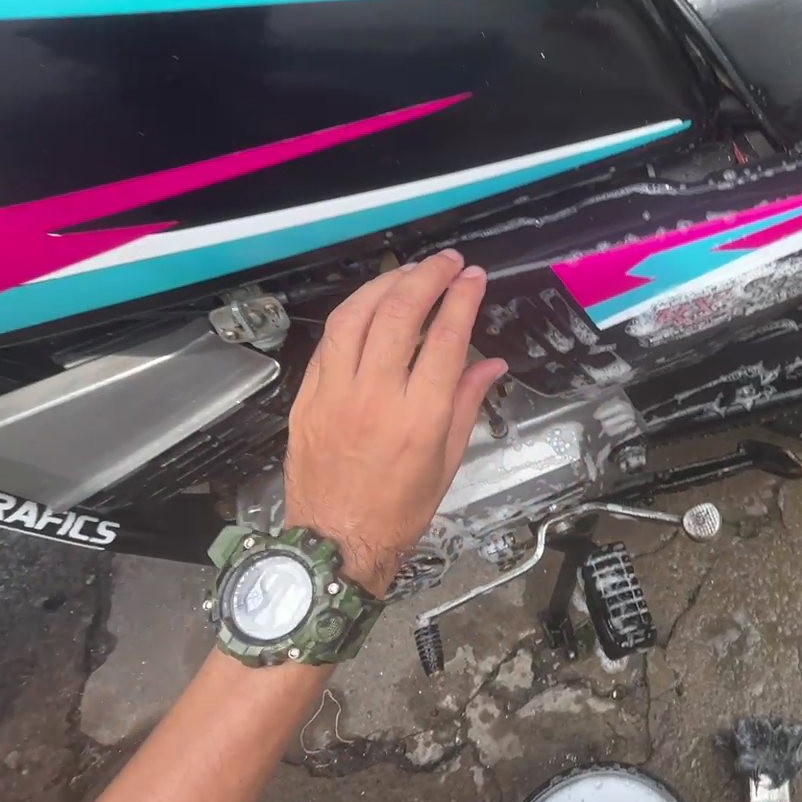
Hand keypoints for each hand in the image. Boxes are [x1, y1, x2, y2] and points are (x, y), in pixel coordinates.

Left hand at [283, 251, 506, 592]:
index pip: (446, 339)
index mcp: (421, 417)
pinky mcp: (307, 395)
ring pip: (355, 316)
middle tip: (447, 262)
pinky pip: (330, 339)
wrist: (336, 540)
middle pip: (399, 314)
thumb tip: (493, 363)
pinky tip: (373, 301)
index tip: (474, 277)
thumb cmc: (402, 507)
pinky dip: (354, 310)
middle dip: (426, 277)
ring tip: (410, 270)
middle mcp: (376, 397)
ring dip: (386, 283)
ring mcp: (334, 393)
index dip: (462, 299)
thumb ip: (470, 401)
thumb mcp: (450, 459)